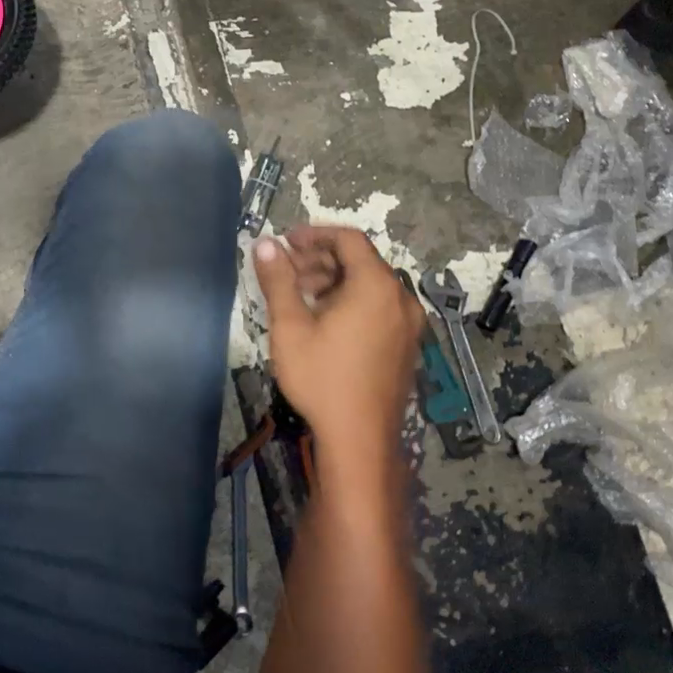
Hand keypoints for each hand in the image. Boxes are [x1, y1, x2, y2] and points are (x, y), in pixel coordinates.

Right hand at [253, 226, 422, 459]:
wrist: (359, 438)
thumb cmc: (322, 377)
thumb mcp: (290, 326)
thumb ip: (278, 280)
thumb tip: (264, 245)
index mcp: (376, 287)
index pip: (349, 239)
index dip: (315, 234)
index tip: (285, 242)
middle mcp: (400, 299)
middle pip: (360, 261)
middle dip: (320, 259)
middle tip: (285, 270)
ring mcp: (407, 325)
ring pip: (369, 285)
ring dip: (333, 280)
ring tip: (298, 295)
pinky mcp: (405, 346)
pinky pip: (378, 307)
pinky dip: (350, 300)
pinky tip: (323, 320)